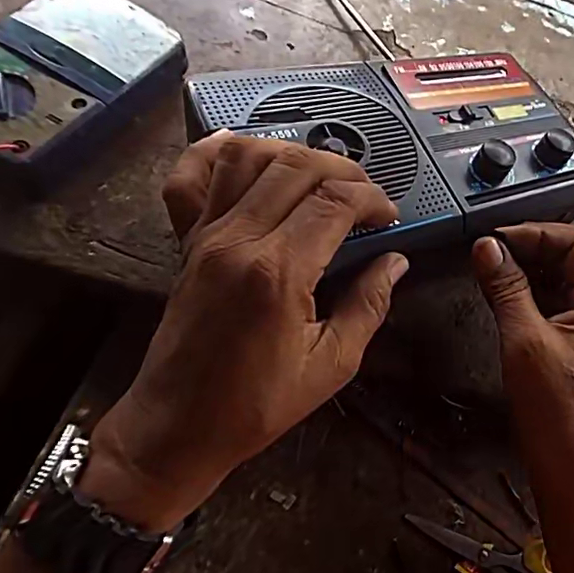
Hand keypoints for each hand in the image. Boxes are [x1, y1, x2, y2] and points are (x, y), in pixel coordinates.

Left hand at [84, 133, 408, 529]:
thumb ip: (368, 305)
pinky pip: (190, 177)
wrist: (178, 426)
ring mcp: (205, 236)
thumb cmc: (258, 404)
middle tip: (368, 197)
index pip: (334, 202)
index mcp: (278, 272)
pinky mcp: (186, 242)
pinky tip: (243, 145)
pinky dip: (214, 151)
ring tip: (323, 176)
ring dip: (293, 153)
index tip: (390, 218)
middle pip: (296, 167)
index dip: (372, 200)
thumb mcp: (332, 364)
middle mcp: (238, 240)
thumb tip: (395, 262)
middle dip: (344, 170)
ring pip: (248, 158)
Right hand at [471, 224, 573, 478]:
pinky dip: (525, 288)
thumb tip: (487, 249)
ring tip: (490, 268)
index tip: (497, 236)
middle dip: (526, 248)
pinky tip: (501, 288)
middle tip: (489, 250)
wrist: (562, 454)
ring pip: (556, 273)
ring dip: (523, 267)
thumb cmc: (556, 408)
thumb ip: (505, 287)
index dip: (532, 233)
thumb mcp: (524, 339)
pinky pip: (550, 294)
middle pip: (566, 255)